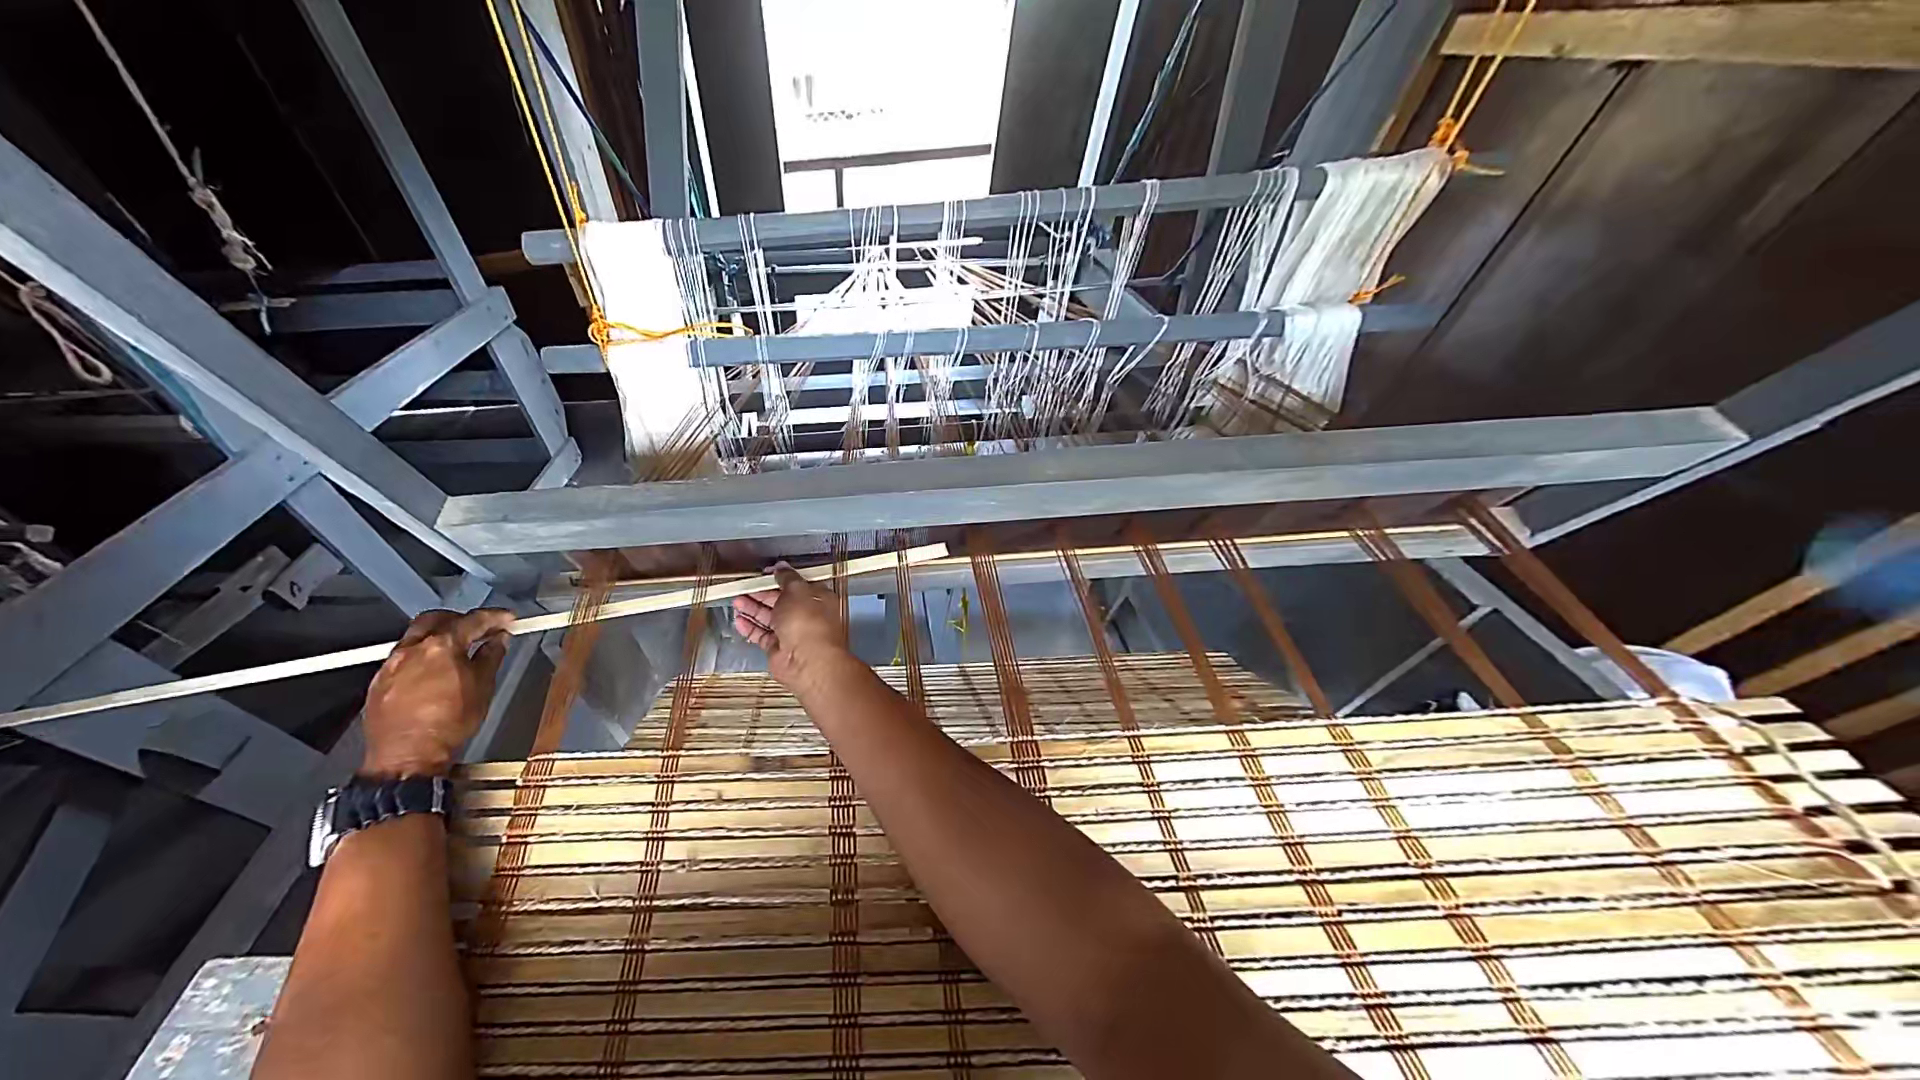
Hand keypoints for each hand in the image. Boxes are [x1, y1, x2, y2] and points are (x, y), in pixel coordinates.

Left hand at [361, 608, 514, 778]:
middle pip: (436, 619)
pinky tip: (433, 671)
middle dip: (460, 619)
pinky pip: (402, 657)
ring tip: (457, 651)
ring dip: (438, 637)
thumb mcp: (483, 687)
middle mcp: (412, 650)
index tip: (505, 619)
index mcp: (441, 647)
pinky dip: (421, 656)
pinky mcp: (380, 682)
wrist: (408, 756)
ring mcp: (392, 665)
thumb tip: (497, 641)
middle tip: (479, 628)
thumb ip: (491, 657)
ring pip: (415, 636)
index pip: (472, 621)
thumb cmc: (445, 725)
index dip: (494, 617)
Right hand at [732, 563, 852, 692]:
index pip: (797, 585)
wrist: (807, 660)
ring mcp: (792, 633)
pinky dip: (750, 627)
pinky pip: (762, 635)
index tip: (765, 574)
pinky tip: (739, 620)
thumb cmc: (809, 622)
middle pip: (780, 601)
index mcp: (817, 599)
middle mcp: (806, 616)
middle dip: (761, 594)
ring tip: (737, 601)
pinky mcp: (778, 648)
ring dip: (752, 609)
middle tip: (744, 587)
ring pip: (769, 618)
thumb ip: (787, 578)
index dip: (780, 578)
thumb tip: (782, 567)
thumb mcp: (797, 590)